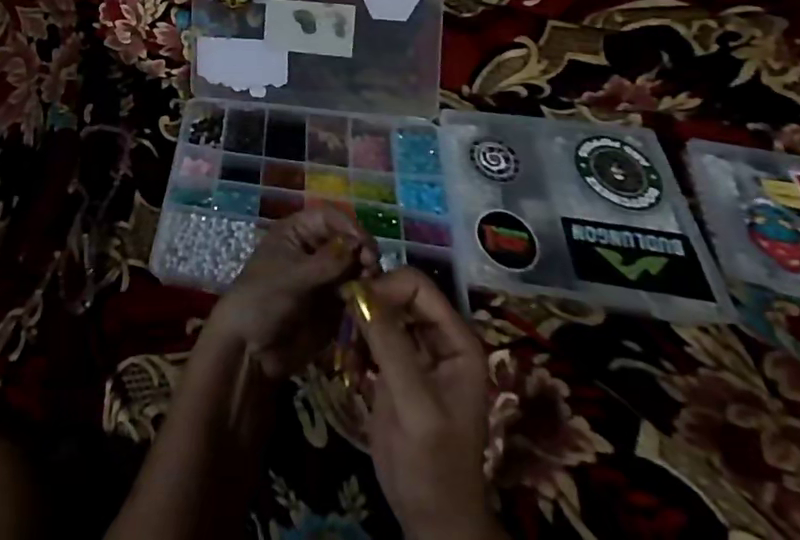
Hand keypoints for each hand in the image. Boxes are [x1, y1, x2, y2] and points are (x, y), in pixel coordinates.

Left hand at [204, 208, 375, 381]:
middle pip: (346, 240)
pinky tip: (367, 303)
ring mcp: (324, 276)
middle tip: (372, 270)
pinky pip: (355, 291)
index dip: (348, 226)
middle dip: (361, 251)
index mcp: (295, 233)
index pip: (327, 217)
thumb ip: (328, 261)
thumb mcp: (293, 277)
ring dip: (366, 274)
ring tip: (371, 288)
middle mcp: (312, 250)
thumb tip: (358, 244)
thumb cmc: (262, 300)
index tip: (366, 245)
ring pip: (355, 266)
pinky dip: (364, 294)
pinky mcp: (333, 302)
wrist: (250, 347)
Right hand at [348, 269, 498, 539]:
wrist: (430, 512)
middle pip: (398, 294)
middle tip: (342, 322)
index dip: (385, 288)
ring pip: (382, 311)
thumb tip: (359, 292)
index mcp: (457, 342)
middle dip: (369, 302)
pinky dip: (355, 339)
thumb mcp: (414, 404)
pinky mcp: (393, 369)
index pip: (418, 287)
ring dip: (359, 321)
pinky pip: (372, 335)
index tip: (354, 306)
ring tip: (345, 346)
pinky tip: (347, 360)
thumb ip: (391, 346)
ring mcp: (415, 354)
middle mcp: (438, 340)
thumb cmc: (433, 462)